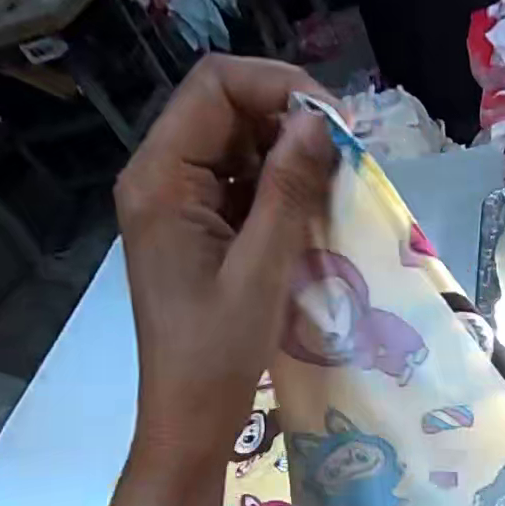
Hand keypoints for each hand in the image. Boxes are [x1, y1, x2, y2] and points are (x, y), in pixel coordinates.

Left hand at [114, 55, 339, 463]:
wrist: (189, 417)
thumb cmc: (218, 353)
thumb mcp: (260, 269)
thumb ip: (288, 189)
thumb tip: (321, 122)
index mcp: (160, 179)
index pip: (215, 88)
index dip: (279, 89)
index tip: (338, 124)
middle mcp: (160, 180)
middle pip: (224, 113)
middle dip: (287, 123)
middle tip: (344, 159)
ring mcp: (176, 208)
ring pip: (235, 151)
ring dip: (286, 159)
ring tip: (334, 187)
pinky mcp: (195, 234)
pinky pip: (238, 190)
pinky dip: (275, 192)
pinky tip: (309, 213)